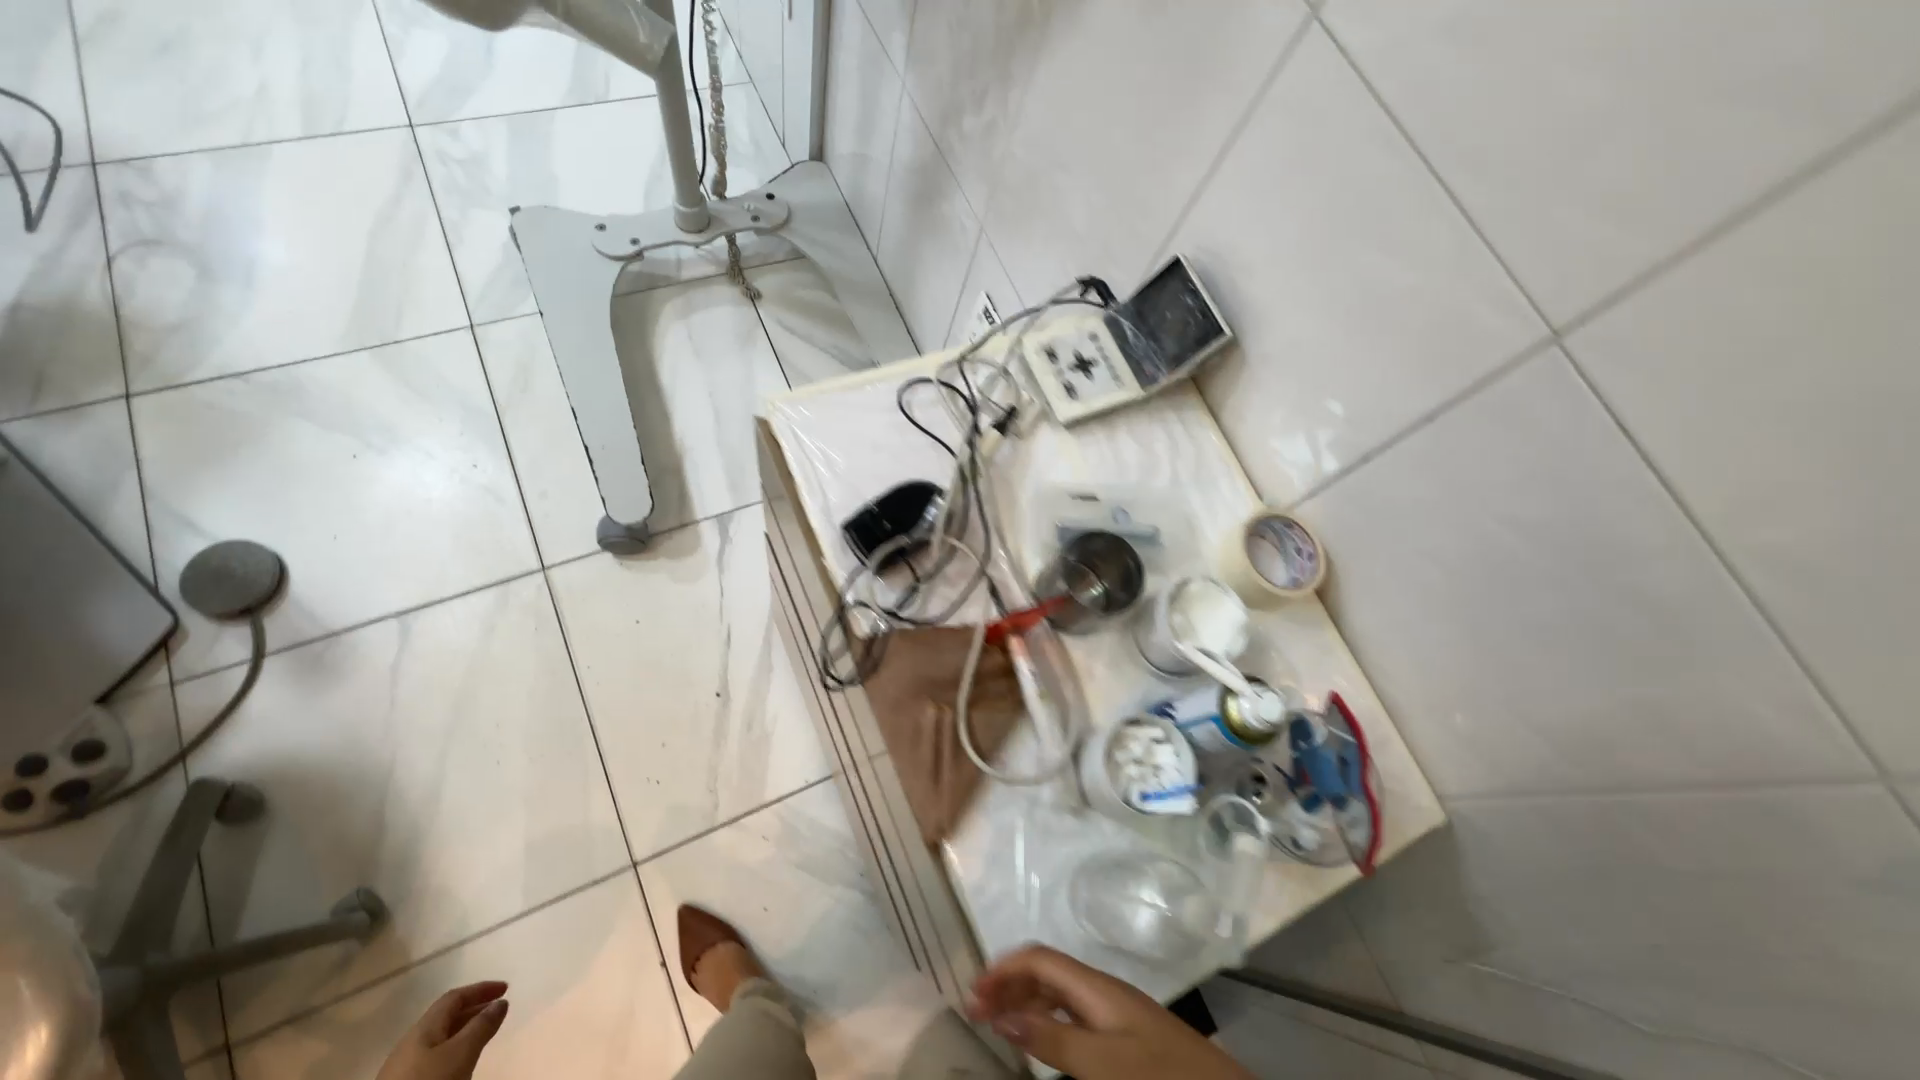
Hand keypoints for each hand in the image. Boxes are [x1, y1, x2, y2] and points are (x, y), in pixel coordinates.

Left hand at [376, 981, 510, 1079]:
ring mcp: (405, 1064)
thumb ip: (481, 1027)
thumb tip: (500, 1002)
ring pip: (440, 1037)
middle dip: (475, 1008)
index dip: (480, 989)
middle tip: (499, 1008)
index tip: (506, 988)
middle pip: (446, 1016)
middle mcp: (411, 1041)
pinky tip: (461, 1061)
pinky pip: (434, 1055)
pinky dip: (454, 1048)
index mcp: (423, 1028)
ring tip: (485, 1033)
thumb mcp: (461, 1053)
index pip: (453, 997)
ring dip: (465, 1029)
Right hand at [967, 946, 1250, 1079]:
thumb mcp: (1102, 1062)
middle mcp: (1104, 992)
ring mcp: (1117, 1013)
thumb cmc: (1160, 1075)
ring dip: (1025, 1003)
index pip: (1039, 959)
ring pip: (1059, 994)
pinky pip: (1074, 1015)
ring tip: (998, 1025)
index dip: (1002, 969)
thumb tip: (1002, 1013)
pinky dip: (1047, 1021)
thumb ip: (1052, 1038)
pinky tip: (1040, 1042)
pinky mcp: (1126, 1035)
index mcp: (1096, 988)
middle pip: (1046, 973)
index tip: (972, 995)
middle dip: (1008, 985)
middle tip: (975, 1012)